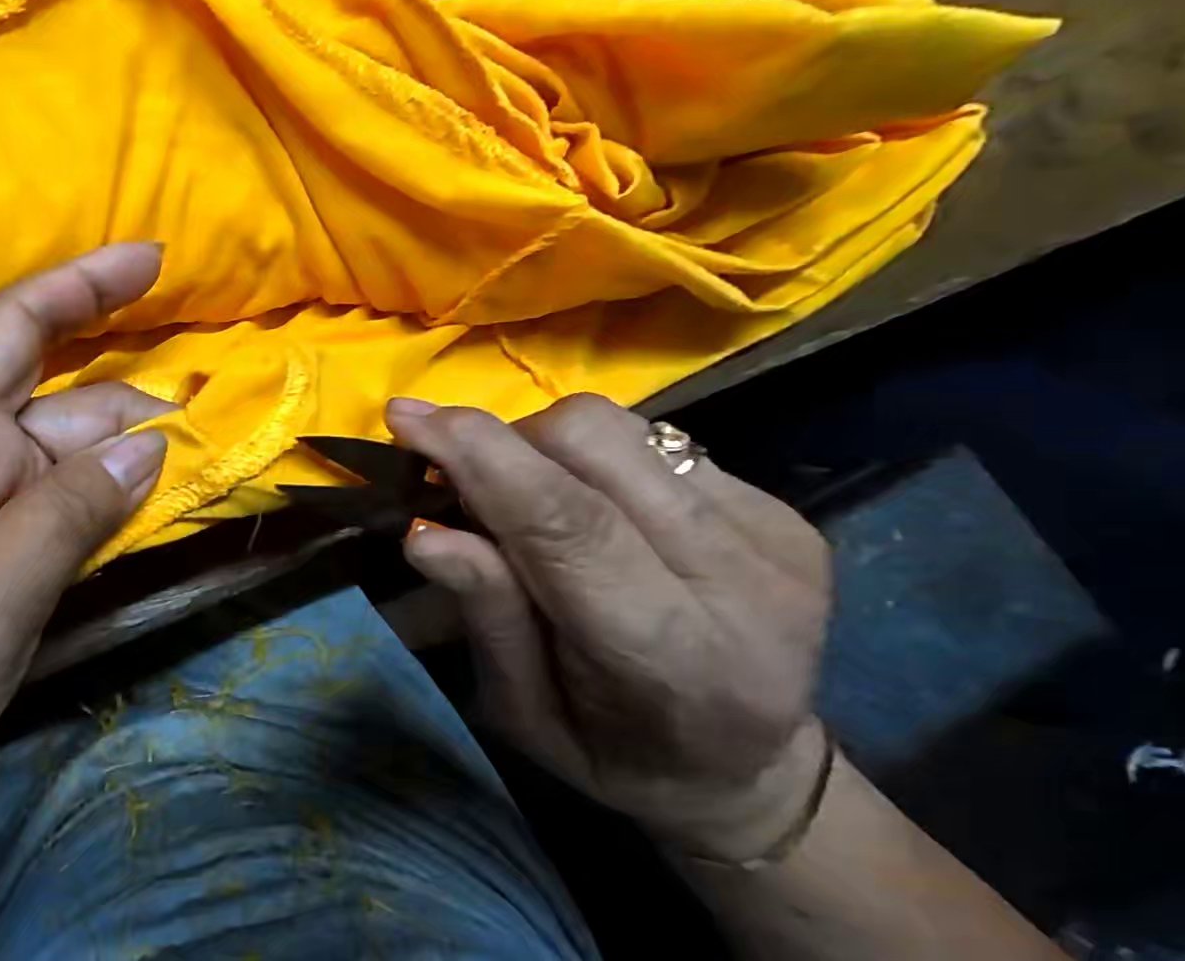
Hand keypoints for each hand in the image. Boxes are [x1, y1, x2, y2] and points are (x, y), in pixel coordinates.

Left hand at [0, 244, 172, 938]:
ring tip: (206, 459)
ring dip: (137, 452)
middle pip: (60, 394)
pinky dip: (120, 491)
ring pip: (78, 449)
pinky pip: (76, 494)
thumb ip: (75, 506)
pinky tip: (166, 493)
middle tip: (216, 401)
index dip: (84, 286)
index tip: (153, 257)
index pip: (10, 330)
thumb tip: (155, 443)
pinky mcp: (4, 534)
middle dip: (134, 396)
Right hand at [385, 394, 833, 861]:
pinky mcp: (777, 505)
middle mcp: (737, 578)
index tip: (406, 418)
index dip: (480, 458)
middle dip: (502, 440)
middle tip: (466, 482)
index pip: (565, 523)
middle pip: (593, 444)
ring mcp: (769, 530)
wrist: (750, 765)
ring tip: (528, 494)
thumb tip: (423, 532)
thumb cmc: (614, 753)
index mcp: (672, 655)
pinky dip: (589, 457)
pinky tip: (590, 501)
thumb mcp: (525, 712)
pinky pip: (651, 439)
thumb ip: (487, 614)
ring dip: (542, 443)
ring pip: (619, 426)